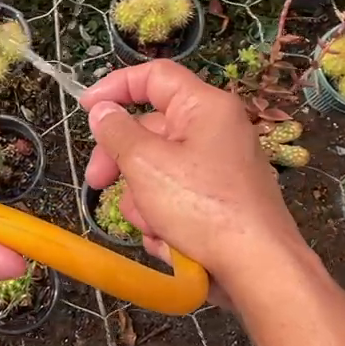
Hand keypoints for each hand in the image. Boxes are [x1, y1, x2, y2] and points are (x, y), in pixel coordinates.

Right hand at [81, 60, 306, 276]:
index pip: (154, 76)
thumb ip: (116, 132)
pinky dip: (163, 219)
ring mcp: (218, 170)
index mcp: (205, 108)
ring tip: (153, 224)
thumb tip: (102, 111)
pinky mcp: (218, 204)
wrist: (258, 269)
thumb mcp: (145, 164)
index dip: (114, 86)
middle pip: (149, 130)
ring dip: (142, 200)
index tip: (86, 108)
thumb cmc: (203, 207)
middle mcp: (215, 132)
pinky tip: (170, 242)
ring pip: (157, 172)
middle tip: (96, 182)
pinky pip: (174, 200)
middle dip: (120, 161)